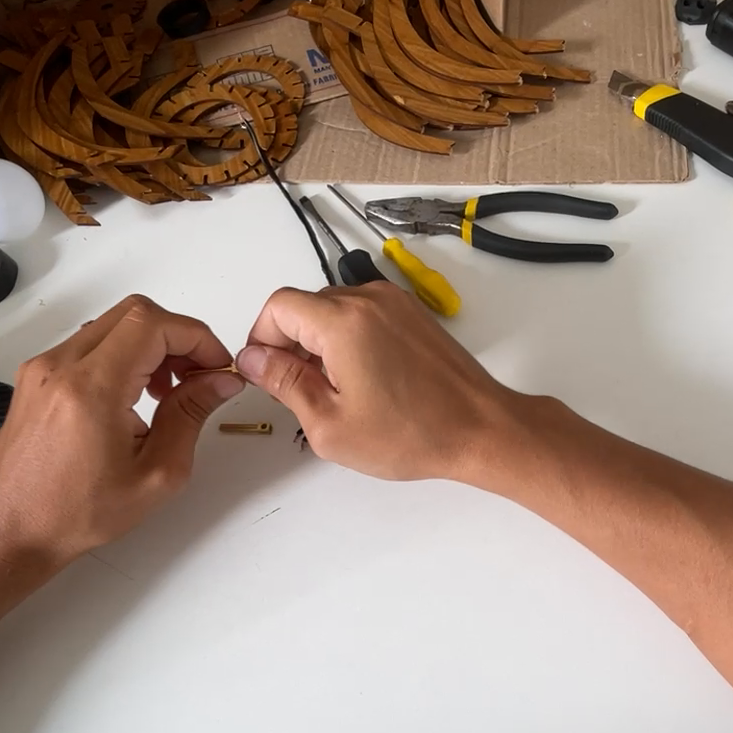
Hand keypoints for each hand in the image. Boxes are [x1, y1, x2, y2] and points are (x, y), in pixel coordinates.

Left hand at [0, 295, 243, 567]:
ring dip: (154, 345)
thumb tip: (220, 381)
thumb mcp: (156, 474)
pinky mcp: (38, 375)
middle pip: (136, 312)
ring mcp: (45, 366)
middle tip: (199, 375)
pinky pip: (94, 342)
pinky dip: (127, 354)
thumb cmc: (76, 512)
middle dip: (179, 336)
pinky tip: (138, 396)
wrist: (7, 529)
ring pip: (115, 324)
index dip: (198, 338)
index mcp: (92, 388)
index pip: (155, 324)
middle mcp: (62, 366)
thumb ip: (190, 416)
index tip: (216, 368)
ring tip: (170, 392)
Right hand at [234, 283, 533, 482]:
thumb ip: (283, 382)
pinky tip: (364, 379)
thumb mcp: (329, 423)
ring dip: (321, 342)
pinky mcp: (413, 313)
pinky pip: (363, 314)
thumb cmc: (411, 434)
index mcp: (343, 321)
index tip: (266, 373)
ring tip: (338, 391)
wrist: (480, 429)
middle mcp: (370, 299)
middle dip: (292, 344)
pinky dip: (350, 338)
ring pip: (334, 309)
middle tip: (302, 392)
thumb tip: (252, 358)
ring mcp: (396, 302)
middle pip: (306, 306)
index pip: (278, 306)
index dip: (262, 339)